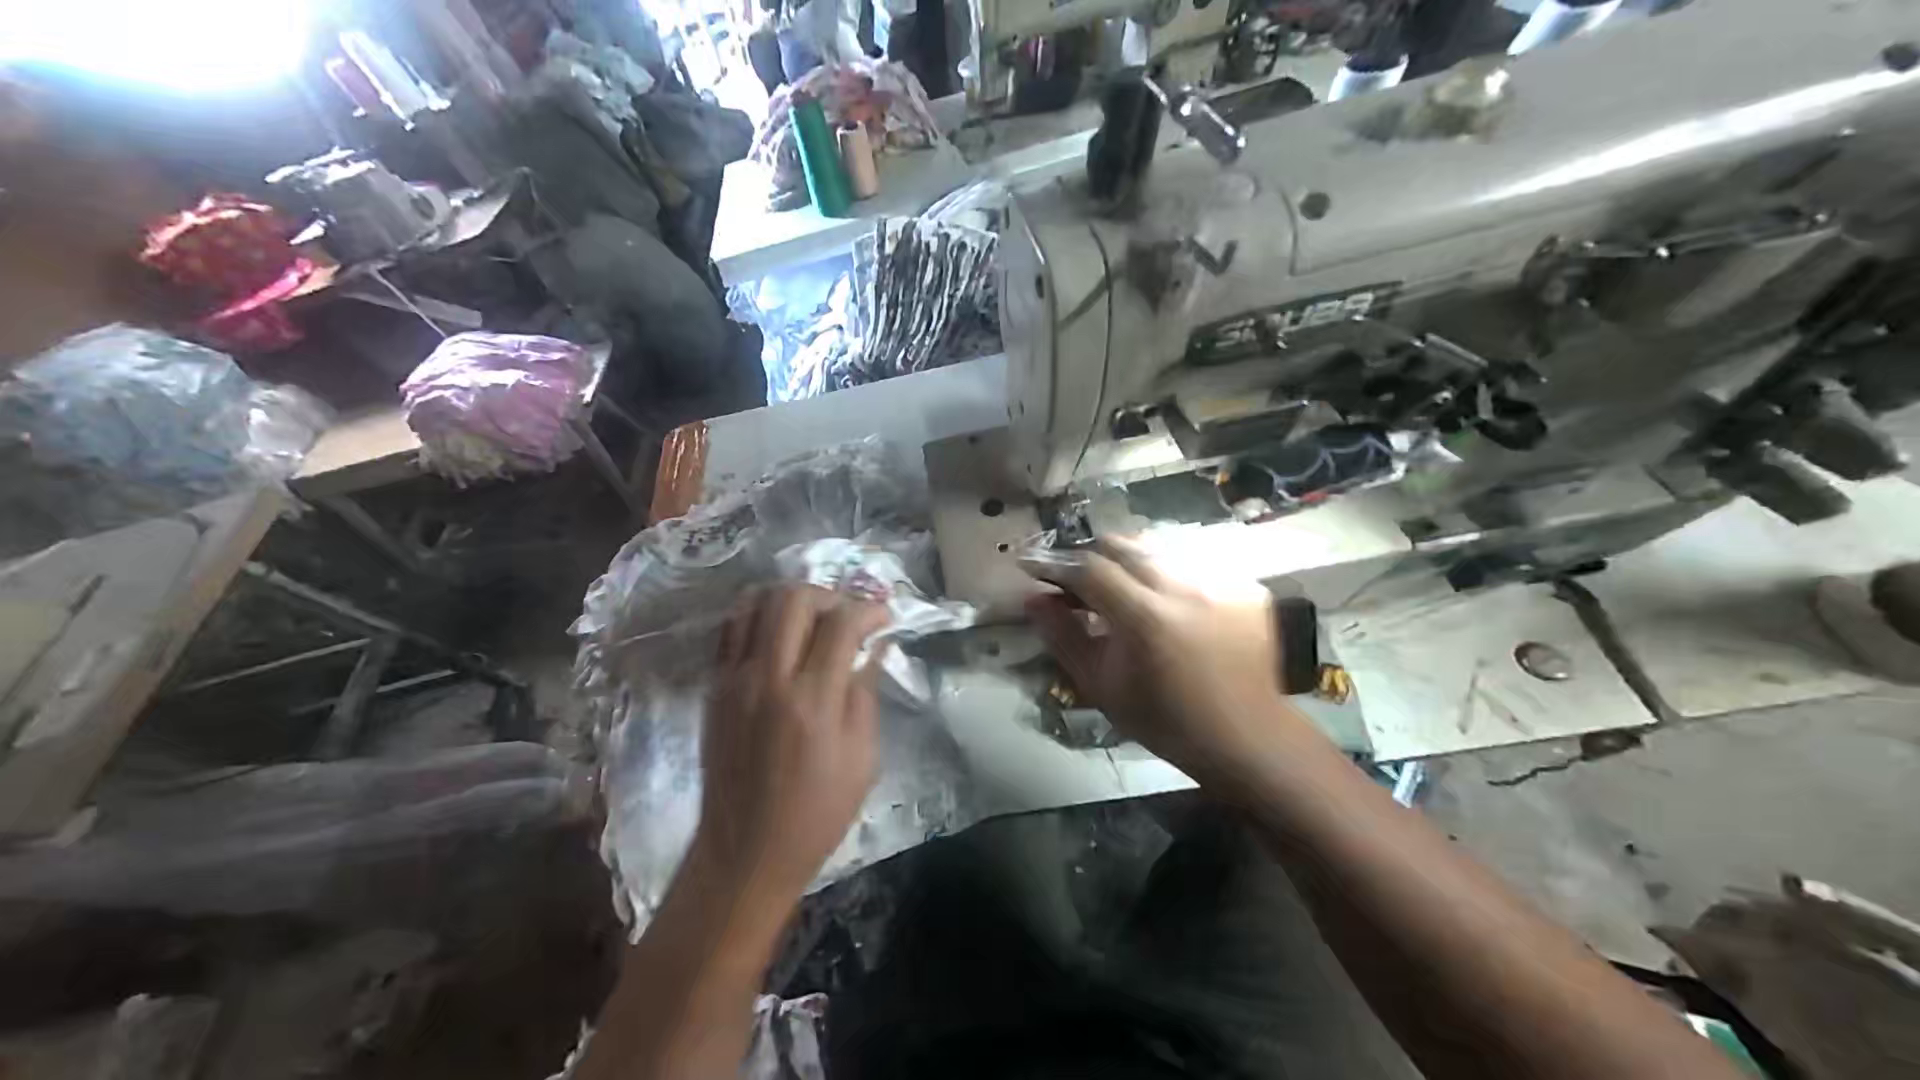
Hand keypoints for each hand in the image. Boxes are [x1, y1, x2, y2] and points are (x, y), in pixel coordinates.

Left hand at [694, 585, 888, 905]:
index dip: (869, 610)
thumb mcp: (863, 760)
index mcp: (813, 701)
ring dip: (791, 600)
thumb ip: (865, 695)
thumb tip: (872, 648)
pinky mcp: (714, 688)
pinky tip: (779, 635)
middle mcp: (769, 679)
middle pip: (794, 599)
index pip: (841, 623)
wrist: (744, 853)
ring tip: (813, 619)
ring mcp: (734, 680)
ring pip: (756, 603)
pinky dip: (759, 617)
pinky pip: (732, 629)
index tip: (884, 618)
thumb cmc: (816, 814)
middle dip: (829, 595)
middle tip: (846, 617)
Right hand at [1023, 536, 1311, 788]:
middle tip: (1074, 576)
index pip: (1088, 569)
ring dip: (1127, 558)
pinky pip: (1192, 560)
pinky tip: (1161, 594)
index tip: (1031, 565)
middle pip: (1122, 545)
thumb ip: (1063, 637)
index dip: (1055, 563)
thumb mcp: (1101, 685)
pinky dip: (1166, 569)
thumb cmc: (1164, 719)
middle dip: (1089, 554)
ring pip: (1157, 546)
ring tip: (1117, 583)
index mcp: (1145, 616)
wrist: (1244, 736)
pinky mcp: (1243, 584)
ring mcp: (1219, 581)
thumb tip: (1033, 599)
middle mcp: (1184, 586)